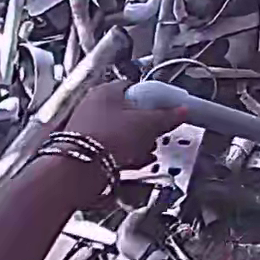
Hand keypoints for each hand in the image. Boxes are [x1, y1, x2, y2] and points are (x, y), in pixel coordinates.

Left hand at [63, 80, 185, 169]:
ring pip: (121, 132)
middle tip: (158, 131)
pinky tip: (137, 161)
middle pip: (130, 111)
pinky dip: (126, 154)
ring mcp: (87, 129)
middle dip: (147, 125)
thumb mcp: (147, 123)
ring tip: (149, 150)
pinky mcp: (85, 150)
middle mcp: (93, 106)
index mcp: (106, 91)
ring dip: (138, 142)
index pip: (137, 88)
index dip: (154, 98)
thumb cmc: (106, 138)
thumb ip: (167, 116)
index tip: (167, 108)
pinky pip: (112, 148)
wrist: (78, 171)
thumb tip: (181, 111)